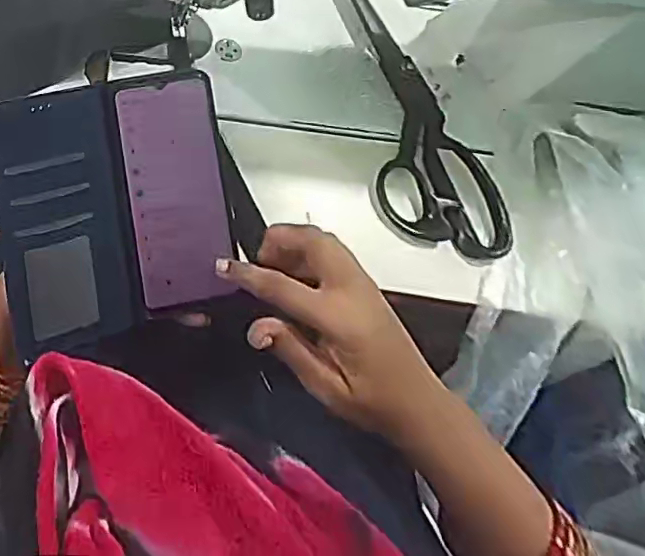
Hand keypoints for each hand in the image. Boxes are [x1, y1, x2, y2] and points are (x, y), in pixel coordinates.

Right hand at [217, 224, 448, 441]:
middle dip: (275, 241)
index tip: (223, 266)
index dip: (247, 273)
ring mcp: (362, 282)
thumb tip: (256, 327)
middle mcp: (352, 289)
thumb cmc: (373, 402)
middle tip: (258, 264)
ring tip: (275, 267)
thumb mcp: (326, 388)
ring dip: (292, 242)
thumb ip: (289, 349)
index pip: (281, 284)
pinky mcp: (365, 282)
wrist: (421, 406)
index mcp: (338, 317)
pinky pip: (331, 248)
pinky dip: (306, 248)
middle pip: (309, 240)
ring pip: (321, 238)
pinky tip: (297, 275)